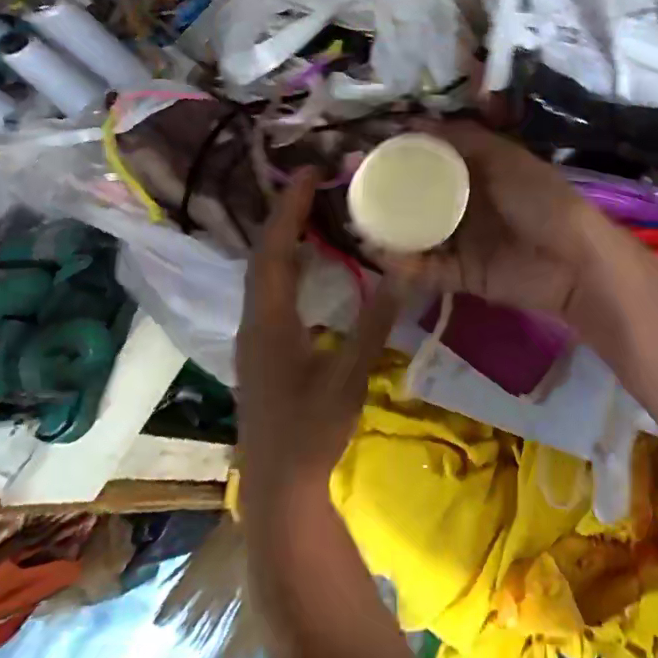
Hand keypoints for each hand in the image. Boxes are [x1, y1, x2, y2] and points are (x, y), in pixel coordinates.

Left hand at [239, 168, 406, 499]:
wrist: (278, 485)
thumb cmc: (312, 429)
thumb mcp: (350, 374)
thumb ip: (376, 320)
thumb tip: (403, 267)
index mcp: (270, 322)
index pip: (274, 251)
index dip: (289, 209)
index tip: (308, 172)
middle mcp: (254, 322)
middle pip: (263, 256)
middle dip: (285, 215)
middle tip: (315, 183)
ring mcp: (255, 338)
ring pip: (264, 274)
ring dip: (285, 238)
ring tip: (314, 212)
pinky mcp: (264, 350)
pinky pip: (272, 291)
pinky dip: (289, 264)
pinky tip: (312, 265)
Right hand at [374, 121, 614, 327]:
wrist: (571, 259)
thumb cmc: (539, 199)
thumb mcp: (504, 158)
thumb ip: (463, 139)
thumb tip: (416, 121)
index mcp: (479, 173)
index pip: (432, 160)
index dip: (400, 154)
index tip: (366, 149)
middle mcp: (467, 204)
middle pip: (418, 197)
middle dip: (384, 192)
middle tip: (351, 184)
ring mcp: (463, 241)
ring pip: (416, 234)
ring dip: (387, 229)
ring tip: (355, 221)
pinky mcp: (462, 275)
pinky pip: (426, 269)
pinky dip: (403, 264)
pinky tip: (379, 252)